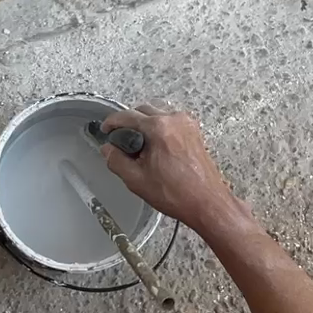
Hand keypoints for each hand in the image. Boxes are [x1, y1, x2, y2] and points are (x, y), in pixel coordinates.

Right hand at [99, 106, 242, 228]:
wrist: (206, 203)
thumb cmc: (178, 194)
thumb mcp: (136, 180)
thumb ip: (116, 161)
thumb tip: (108, 150)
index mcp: (159, 128)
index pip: (128, 116)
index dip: (112, 122)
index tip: (106, 128)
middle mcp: (175, 120)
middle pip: (143, 110)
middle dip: (129, 121)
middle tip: (120, 138)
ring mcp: (187, 124)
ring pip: (158, 112)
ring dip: (145, 122)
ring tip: (138, 144)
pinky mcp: (194, 132)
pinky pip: (171, 120)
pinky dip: (160, 127)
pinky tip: (155, 146)